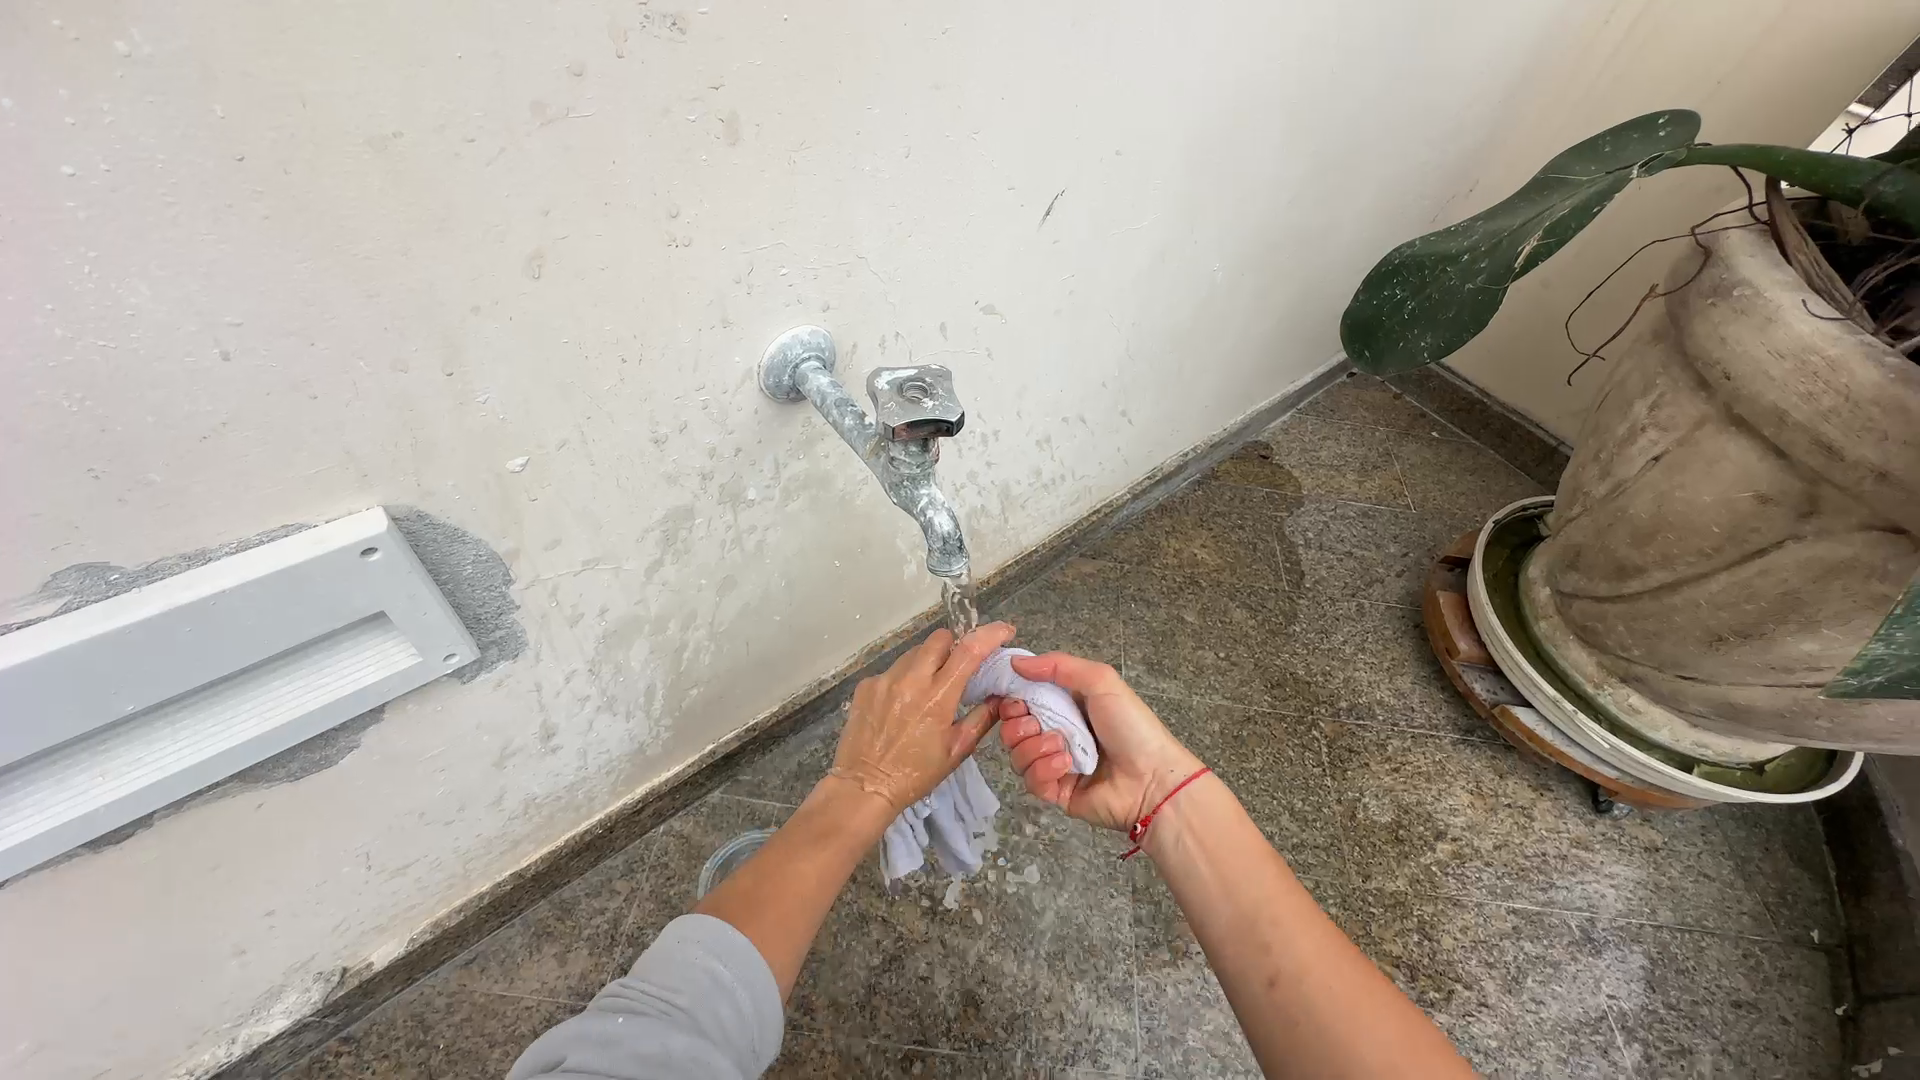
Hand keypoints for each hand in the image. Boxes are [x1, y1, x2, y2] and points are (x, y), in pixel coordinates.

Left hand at [828, 622, 1016, 813]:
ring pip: (914, 653)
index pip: (969, 650)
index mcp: (937, 697)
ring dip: (928, 662)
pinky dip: (904, 679)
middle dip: (954, 645)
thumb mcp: (956, 750)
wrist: (864, 786)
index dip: (990, 634)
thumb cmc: (915, 774)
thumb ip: (982, 718)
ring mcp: (884, 679)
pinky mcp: (866, 685)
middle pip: (939, 639)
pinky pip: (892, 670)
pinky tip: (902, 704)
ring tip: (928, 689)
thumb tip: (999, 697)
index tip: (1003, 630)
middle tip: (959, 666)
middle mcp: (910, 680)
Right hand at [996, 652, 1202, 832]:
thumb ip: (1058, 666)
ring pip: (1017, 755)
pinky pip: (1031, 781)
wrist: (1153, 779)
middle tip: (1035, 724)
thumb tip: (1015, 661)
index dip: (1011, 698)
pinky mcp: (1056, 791)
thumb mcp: (1100, 681)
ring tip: (1062, 747)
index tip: (1012, 699)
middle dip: (1017, 725)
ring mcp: (1054, 763)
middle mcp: (1056, 732)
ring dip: (1034, 748)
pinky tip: (1066, 766)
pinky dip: (1043, 770)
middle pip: (1012, 728)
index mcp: (1065, 705)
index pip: (1022, 699)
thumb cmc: (1131, 726)